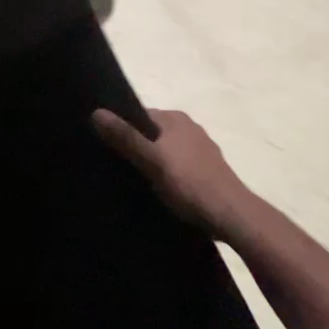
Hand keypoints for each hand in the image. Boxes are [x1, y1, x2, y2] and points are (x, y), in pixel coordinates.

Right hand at [93, 108, 253, 238]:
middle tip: (114, 167)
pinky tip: (157, 192)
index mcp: (176, 119)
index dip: (121, 129)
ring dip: (151, 163)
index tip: (104, 147)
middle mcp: (190, 128)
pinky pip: (177, 167)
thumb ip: (125, 137)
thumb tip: (96, 112)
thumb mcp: (151, 160)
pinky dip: (166, 175)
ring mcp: (201, 150)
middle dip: (135, 147)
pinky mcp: (207, 171)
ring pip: (165, 152)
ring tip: (131, 182)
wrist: (231, 216)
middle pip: (151, 133)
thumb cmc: (190, 183)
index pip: (138, 115)